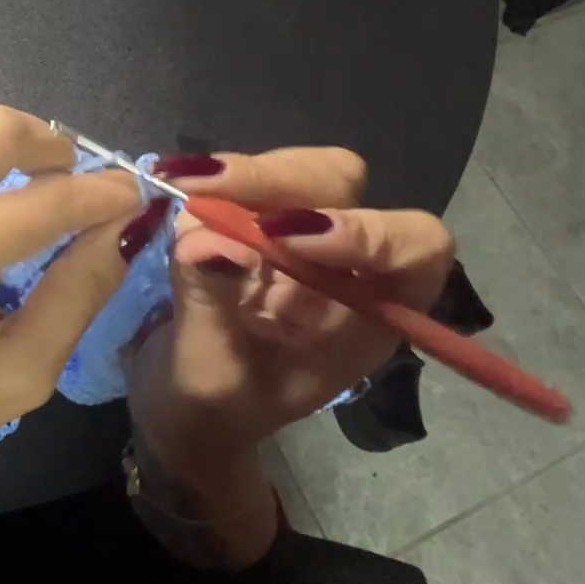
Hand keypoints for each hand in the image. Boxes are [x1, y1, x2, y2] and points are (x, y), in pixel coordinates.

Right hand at [127, 149, 455, 484]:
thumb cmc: (212, 411)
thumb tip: (207, 238)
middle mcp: (337, 263)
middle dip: (277, 179)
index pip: (412, 246)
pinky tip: (172, 181)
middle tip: (207, 187)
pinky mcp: (243, 223)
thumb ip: (213, 306)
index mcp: (365, 314)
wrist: (179, 410)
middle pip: (340, 184)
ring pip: (291, 172)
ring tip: (180, 182)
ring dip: (240, 172)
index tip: (282, 236)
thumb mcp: (212, 374)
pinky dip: (208, 175)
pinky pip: (240, 180)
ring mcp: (288, 236)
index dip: (364, 229)